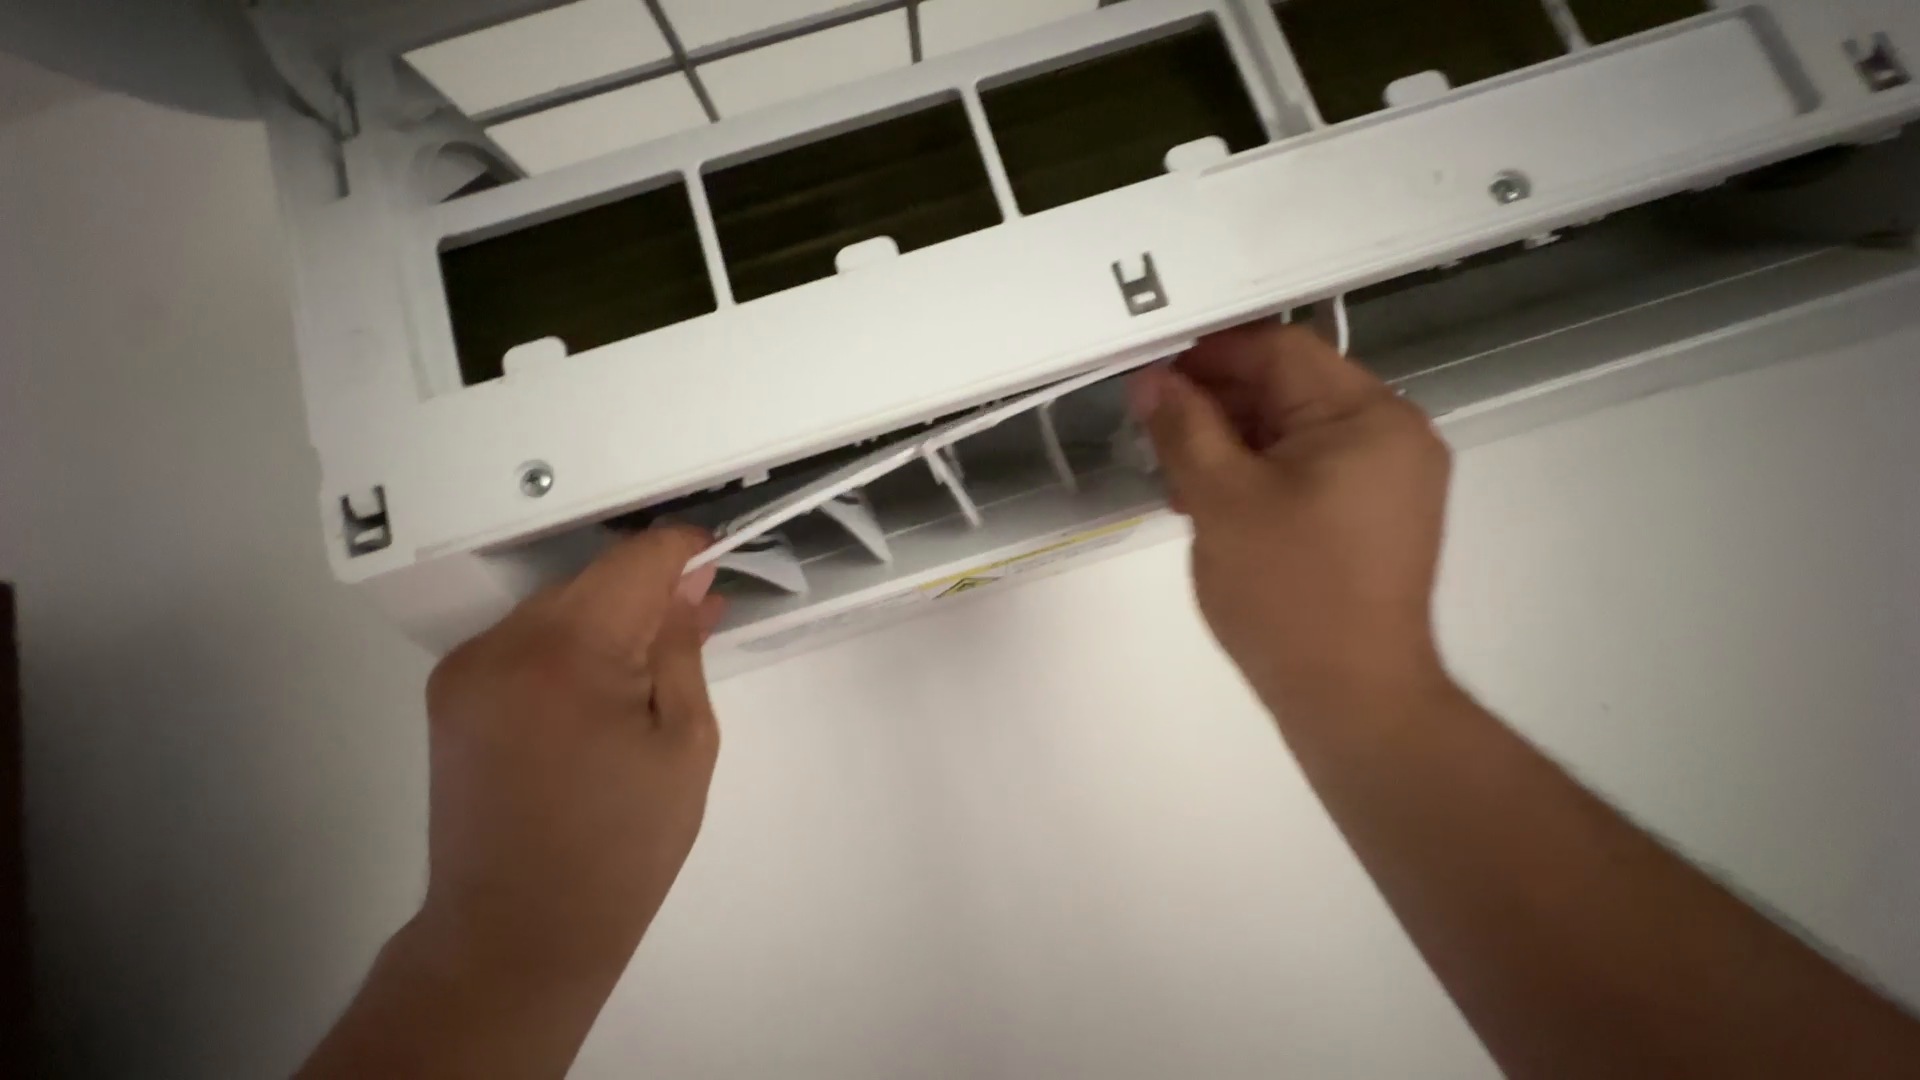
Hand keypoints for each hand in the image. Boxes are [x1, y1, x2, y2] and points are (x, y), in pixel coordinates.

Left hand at [415, 526, 725, 992]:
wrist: (518, 933)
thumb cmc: (625, 844)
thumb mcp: (686, 741)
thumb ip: (681, 647)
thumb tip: (689, 583)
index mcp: (567, 655)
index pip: (636, 562)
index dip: (683, 550)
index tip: (717, 558)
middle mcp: (501, 645)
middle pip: (595, 580)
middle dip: (650, 591)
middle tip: (698, 621)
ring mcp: (466, 668)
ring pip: (562, 607)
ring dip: (613, 620)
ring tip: (656, 661)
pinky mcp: (452, 694)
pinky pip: (529, 639)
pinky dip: (575, 646)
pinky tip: (605, 684)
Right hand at [1132, 322, 1452, 720]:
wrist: (1352, 696)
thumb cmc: (1286, 593)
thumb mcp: (1220, 501)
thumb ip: (1183, 428)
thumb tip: (1150, 380)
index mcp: (1366, 416)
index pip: (1279, 349)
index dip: (1208, 355)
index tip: (1151, 379)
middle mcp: (1394, 434)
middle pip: (1290, 388)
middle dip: (1217, 402)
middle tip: (1155, 430)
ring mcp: (1392, 477)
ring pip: (1297, 431)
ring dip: (1233, 441)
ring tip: (1177, 476)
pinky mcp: (1378, 515)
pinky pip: (1312, 469)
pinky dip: (1261, 473)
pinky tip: (1215, 502)